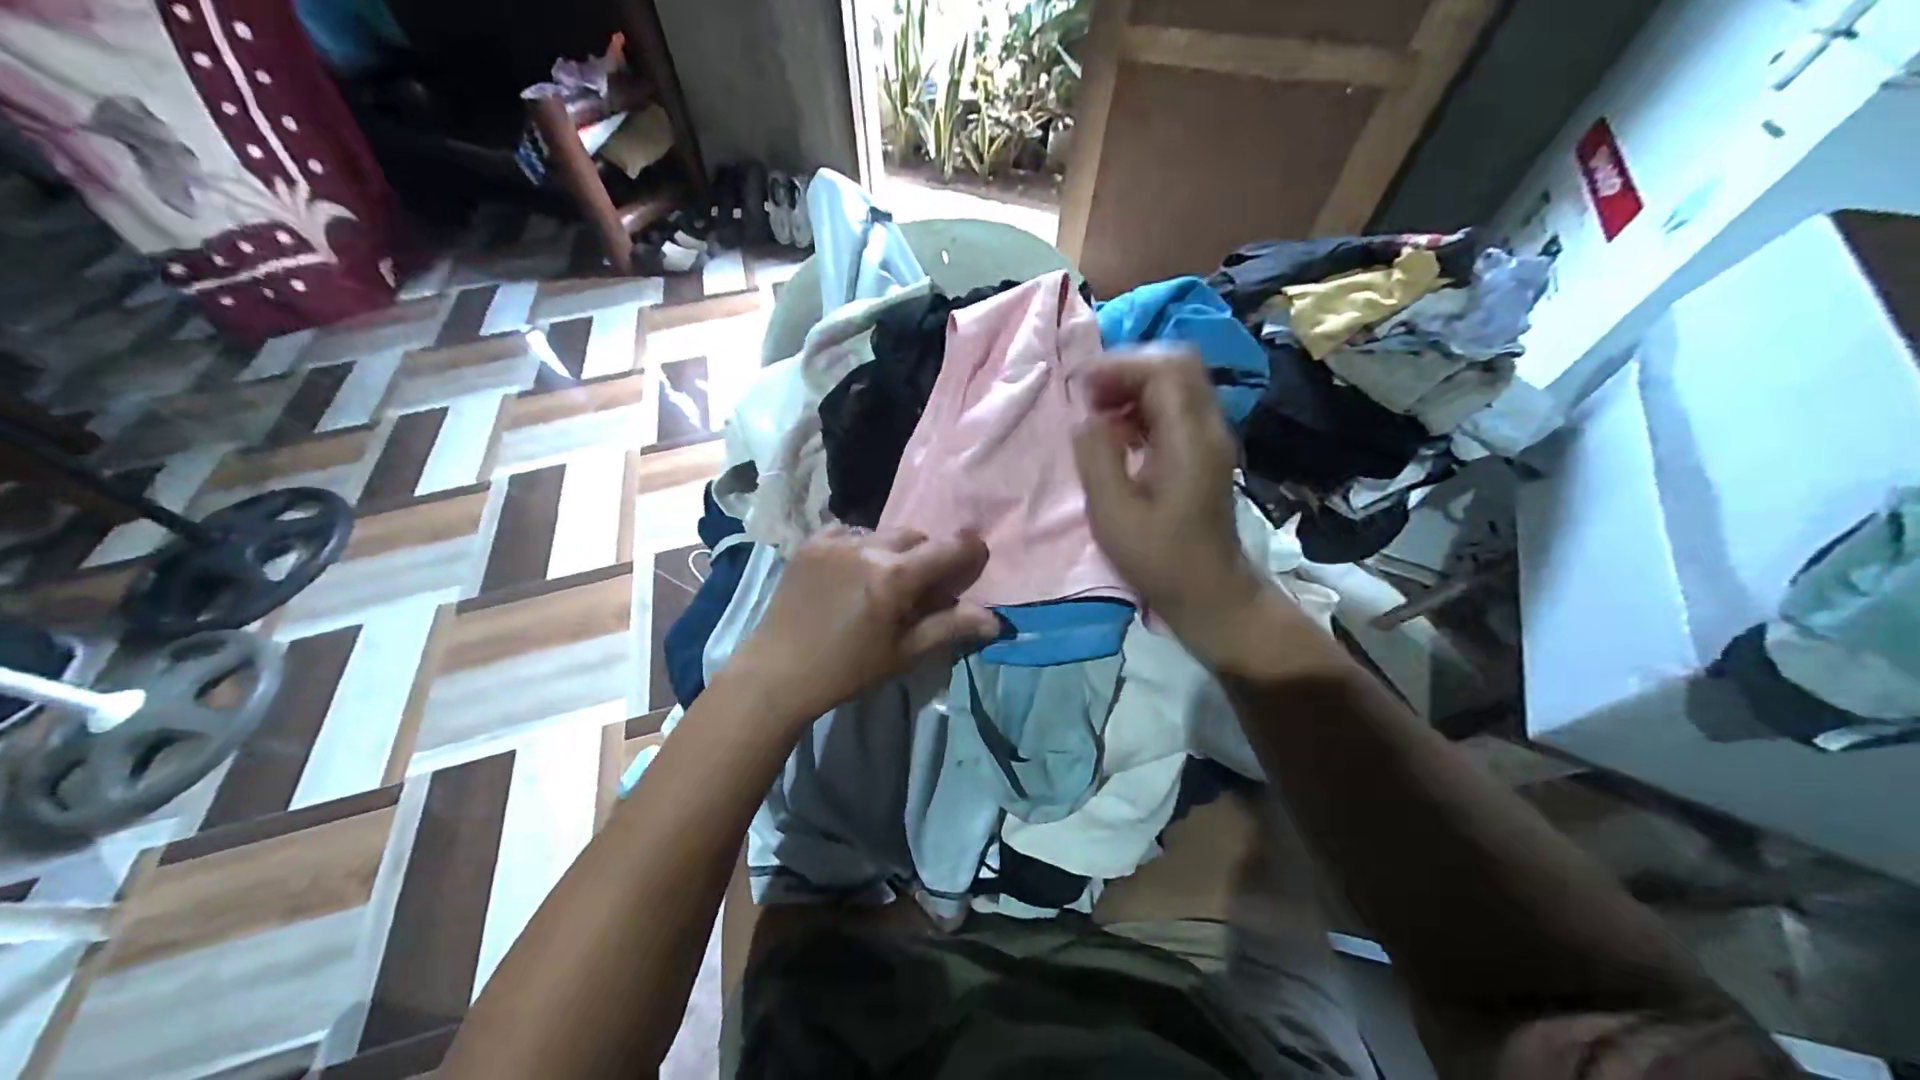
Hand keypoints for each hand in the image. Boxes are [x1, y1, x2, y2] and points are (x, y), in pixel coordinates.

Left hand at [729, 526, 999, 718]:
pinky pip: (849, 531)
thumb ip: (949, 627)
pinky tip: (852, 571)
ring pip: (883, 532)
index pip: (947, 549)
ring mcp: (835, 541)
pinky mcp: (811, 542)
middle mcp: (867, 547)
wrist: (778, 671)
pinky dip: (861, 546)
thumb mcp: (904, 653)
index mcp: (894, 576)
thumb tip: (995, 620)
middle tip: (921, 586)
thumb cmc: (847, 669)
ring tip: (882, 580)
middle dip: (926, 555)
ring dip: (893, 550)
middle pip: (916, 536)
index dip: (968, 549)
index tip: (976, 553)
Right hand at [1072, 348, 1274, 665]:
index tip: (1081, 387)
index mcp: (1191, 440)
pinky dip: (1143, 407)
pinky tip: (1117, 434)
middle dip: (1127, 370)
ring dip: (1134, 387)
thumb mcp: (1114, 514)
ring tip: (1096, 413)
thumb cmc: (1160, 560)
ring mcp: (1210, 439)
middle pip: (1177, 365)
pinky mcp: (1203, 452)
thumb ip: (1097, 457)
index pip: (1164, 370)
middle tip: (1089, 396)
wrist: (1210, 594)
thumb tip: (1086, 418)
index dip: (1119, 366)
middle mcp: (1209, 428)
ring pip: (1177, 384)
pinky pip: (1175, 408)